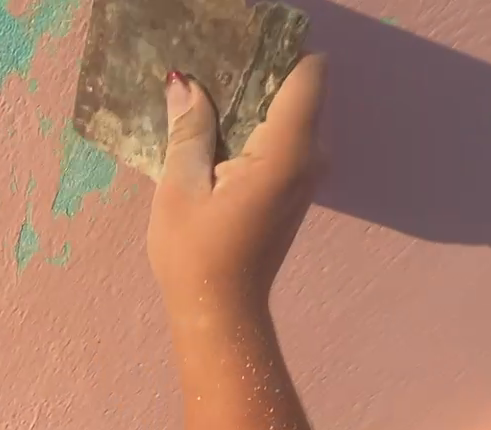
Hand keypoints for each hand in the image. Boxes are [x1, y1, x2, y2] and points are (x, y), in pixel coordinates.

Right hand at [146, 55, 325, 326]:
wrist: (218, 312)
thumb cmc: (194, 256)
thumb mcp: (179, 192)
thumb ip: (189, 131)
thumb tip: (185, 82)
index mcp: (286, 150)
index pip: (306, 70)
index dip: (273, 56)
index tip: (231, 61)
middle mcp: (311, 155)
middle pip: (298, 90)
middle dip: (256, 81)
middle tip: (206, 87)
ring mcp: (307, 175)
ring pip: (291, 117)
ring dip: (252, 111)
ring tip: (205, 118)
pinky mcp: (295, 192)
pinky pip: (284, 144)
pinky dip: (255, 137)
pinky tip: (217, 152)